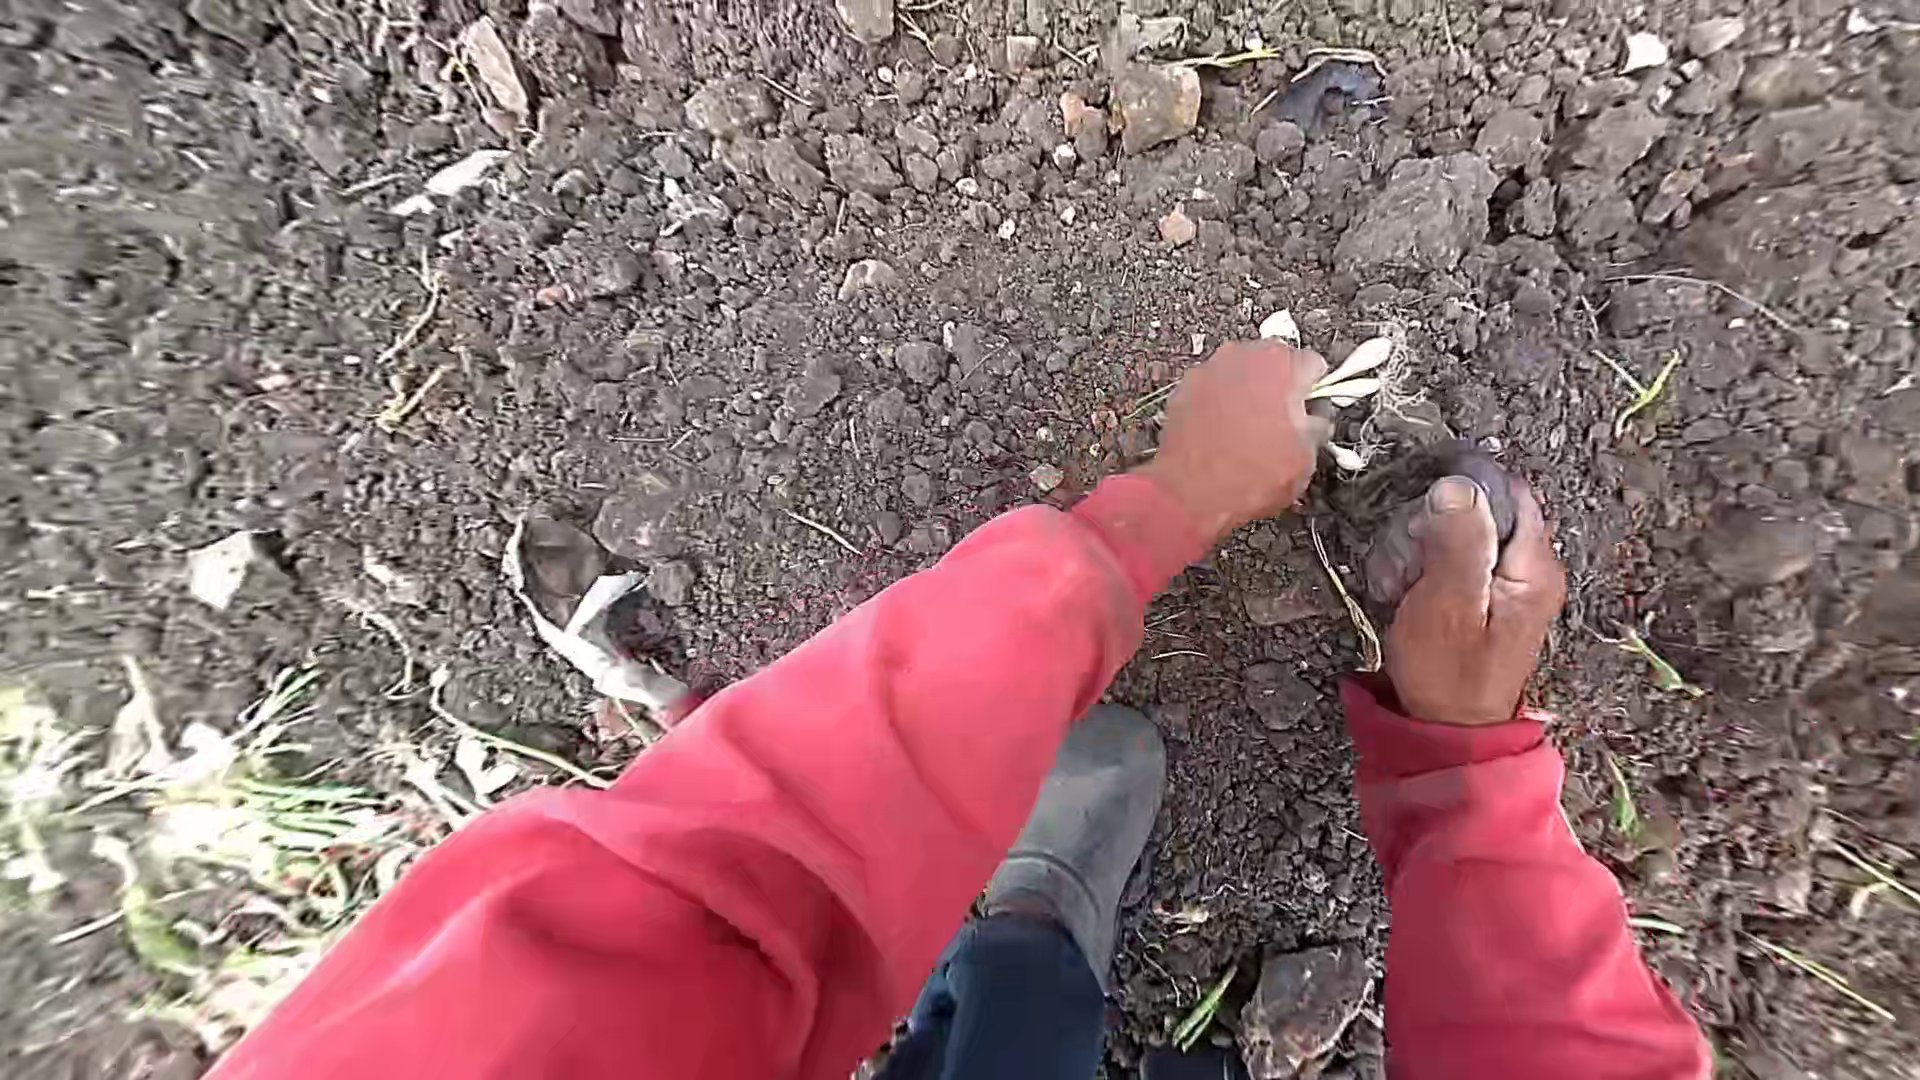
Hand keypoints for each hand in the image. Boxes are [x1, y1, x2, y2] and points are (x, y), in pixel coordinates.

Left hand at [1139, 340, 1327, 544]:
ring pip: (1236, 377)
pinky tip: (1218, 436)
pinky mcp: (1179, 393)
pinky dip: (1215, 407)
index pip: (1312, 366)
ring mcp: (1205, 373)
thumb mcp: (1306, 457)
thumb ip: (1316, 426)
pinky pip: (1208, 393)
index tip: (1309, 413)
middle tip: (1278, 425)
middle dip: (1277, 390)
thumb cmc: (1248, 477)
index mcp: (1281, 364)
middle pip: (1271, 365)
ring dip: (1244, 396)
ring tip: (1245, 434)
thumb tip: (1312, 421)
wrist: (1189, 496)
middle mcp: (1240, 357)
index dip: (1313, 394)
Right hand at [1384, 475, 1566, 725]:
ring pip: (1451, 536)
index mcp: (1530, 566)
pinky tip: (1401, 591)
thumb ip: (1456, 543)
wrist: (1445, 722)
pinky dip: (1415, 568)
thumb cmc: (1447, 667)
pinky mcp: (1473, 596)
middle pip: (1474, 513)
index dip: (1463, 491)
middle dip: (1427, 527)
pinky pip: (1441, 561)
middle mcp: (1522, 569)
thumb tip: (1457, 485)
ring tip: (1400, 584)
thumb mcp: (1448, 602)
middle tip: (1405, 563)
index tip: (1420, 510)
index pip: (1507, 496)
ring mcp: (1498, 583)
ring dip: (1413, 550)